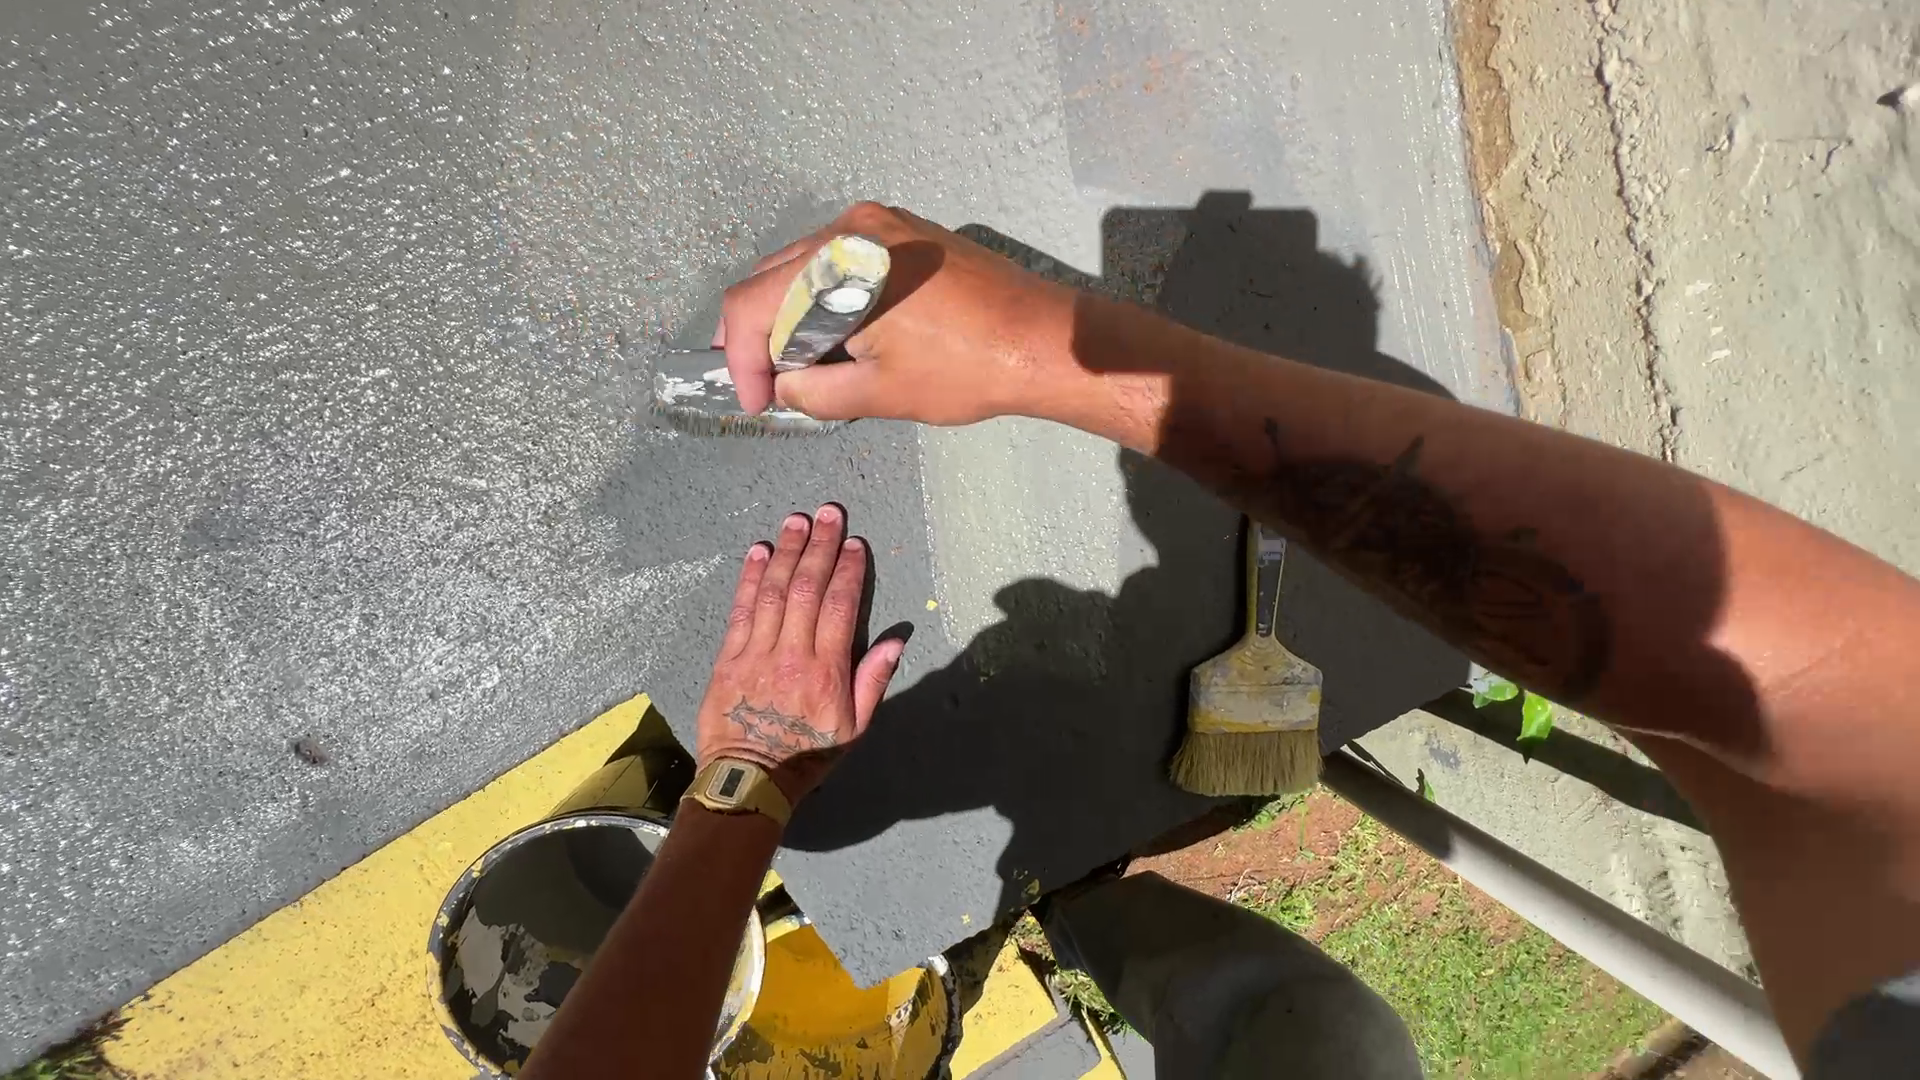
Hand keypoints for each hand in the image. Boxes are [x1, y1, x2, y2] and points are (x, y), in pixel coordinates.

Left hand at [694, 503, 905, 802]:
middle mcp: (791, 654)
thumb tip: (896, 640)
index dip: (849, 572)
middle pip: (807, 589)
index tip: (855, 544)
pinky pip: (741, 610)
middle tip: (828, 514)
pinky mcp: (728, 657)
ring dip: (786, 552)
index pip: (840, 607)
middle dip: (820, 547)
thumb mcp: (855, 727)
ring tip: (797, 521)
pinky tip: (758, 551)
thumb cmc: (809, 753)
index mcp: (826, 671)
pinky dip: (749, 578)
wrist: (748, 779)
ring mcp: (756, 653)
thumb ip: (873, 681)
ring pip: (773, 592)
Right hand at [714, 202, 1077, 423]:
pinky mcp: (904, 232)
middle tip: (777, 386)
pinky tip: (845, 336)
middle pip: (771, 279)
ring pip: (804, 268)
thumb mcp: (879, 394)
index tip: (757, 400)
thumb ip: (812, 394)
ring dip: (794, 317)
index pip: (752, 304)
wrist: (1043, 339)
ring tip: (814, 367)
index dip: (741, 360)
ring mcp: (881, 223)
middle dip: (763, 338)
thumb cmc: (966, 370)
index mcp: (838, 263)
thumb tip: (783, 389)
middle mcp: (852, 226)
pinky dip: (827, 299)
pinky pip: (841, 261)